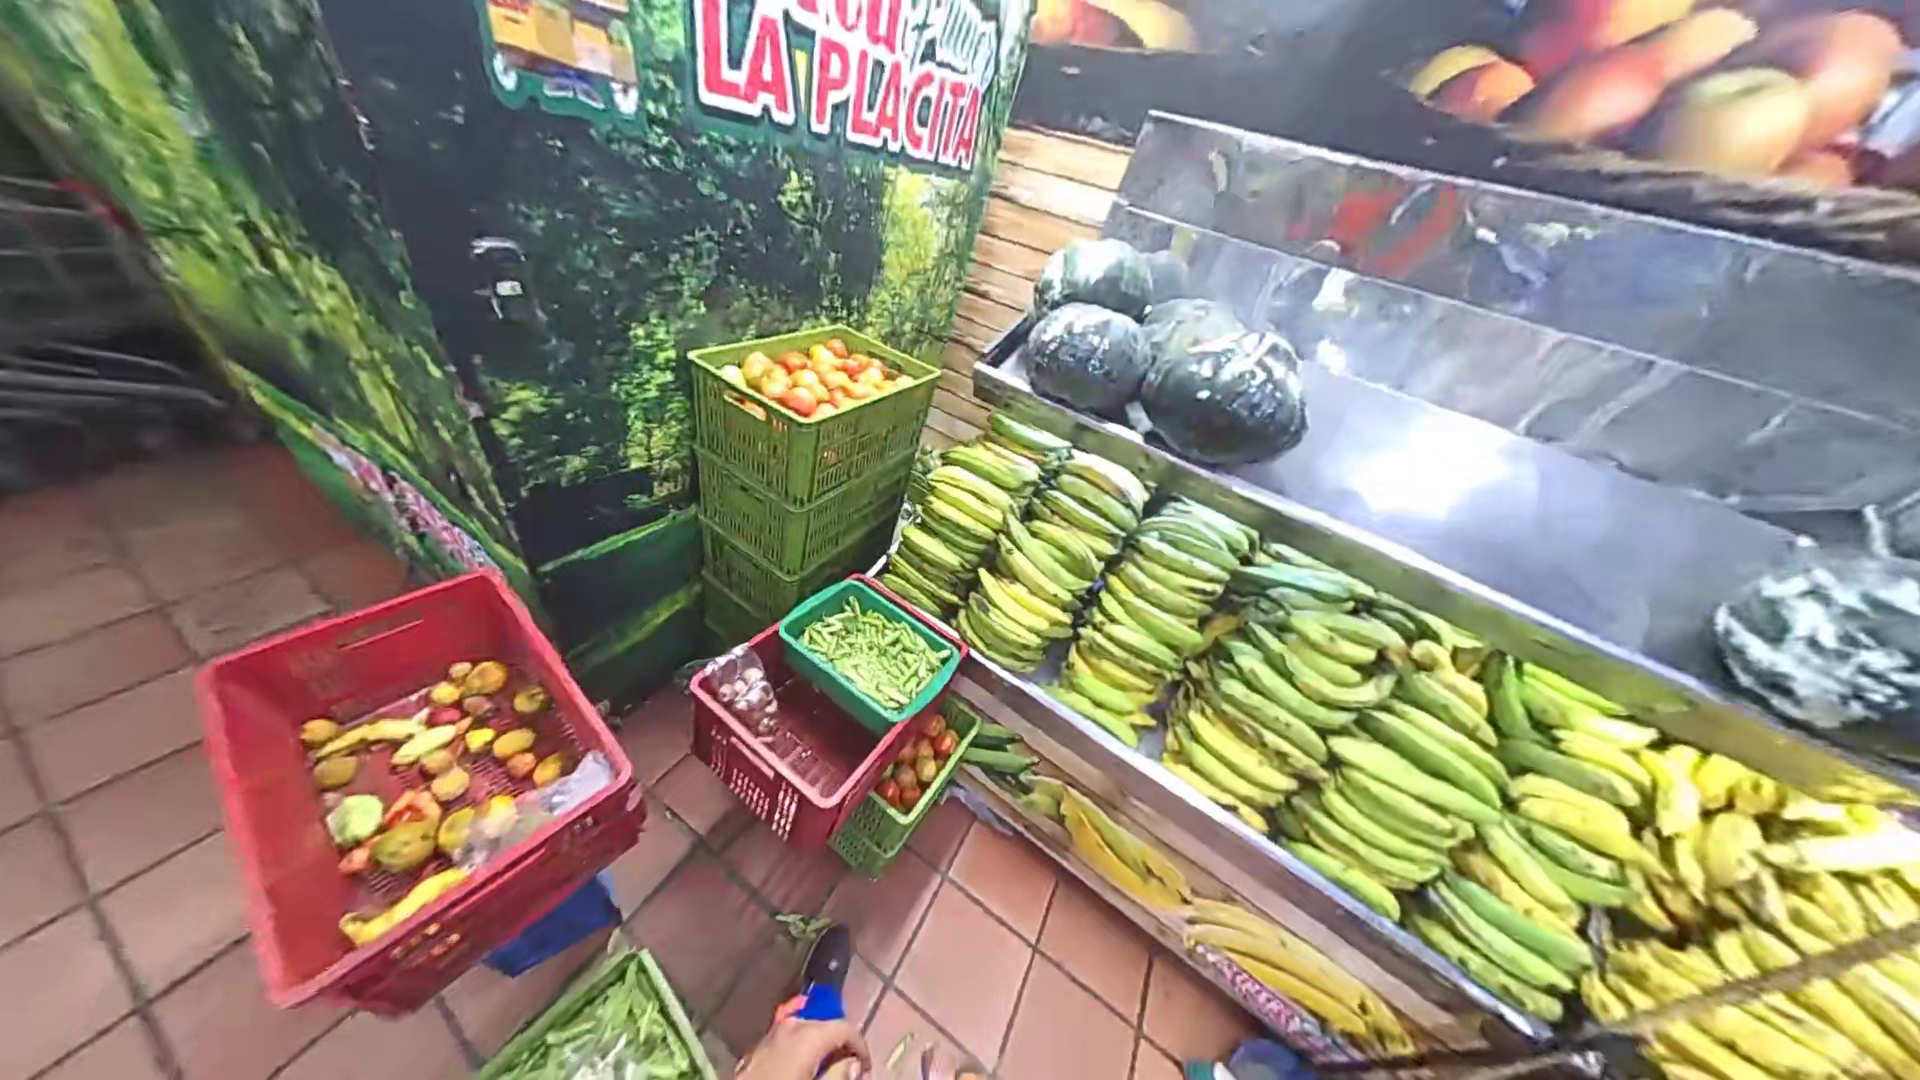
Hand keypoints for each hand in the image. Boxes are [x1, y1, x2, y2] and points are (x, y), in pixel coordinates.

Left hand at [735, 1018, 869, 1079]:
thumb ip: (839, 1076)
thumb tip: (853, 1062)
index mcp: (808, 1034)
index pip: (845, 1028)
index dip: (861, 1046)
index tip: (866, 1069)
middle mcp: (791, 1026)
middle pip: (827, 1027)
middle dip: (841, 1048)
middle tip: (849, 1072)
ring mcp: (772, 1035)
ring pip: (808, 1033)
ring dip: (822, 1049)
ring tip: (827, 1072)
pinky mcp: (759, 1049)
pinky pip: (790, 1042)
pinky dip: (803, 1052)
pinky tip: (803, 1071)